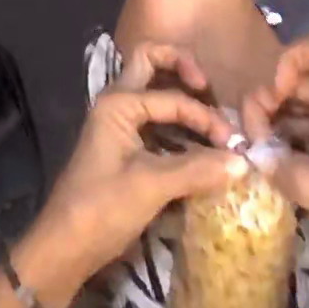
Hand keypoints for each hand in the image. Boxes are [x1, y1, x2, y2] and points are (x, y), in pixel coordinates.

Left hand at [36, 49, 246, 282]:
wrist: (65, 244)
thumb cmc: (102, 207)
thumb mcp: (151, 186)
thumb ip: (197, 169)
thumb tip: (243, 161)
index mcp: (118, 103)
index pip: (173, 97)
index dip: (206, 118)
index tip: (233, 145)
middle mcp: (117, 103)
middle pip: (150, 63)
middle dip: (181, 66)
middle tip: (209, 89)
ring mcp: (119, 124)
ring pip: (153, 91)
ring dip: (181, 96)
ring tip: (212, 119)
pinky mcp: (124, 146)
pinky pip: (154, 121)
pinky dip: (176, 124)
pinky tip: (199, 145)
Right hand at [243, 36, 308, 278]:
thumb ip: (302, 180)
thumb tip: (254, 160)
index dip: (290, 62)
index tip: (272, 96)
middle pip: (306, 79)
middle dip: (273, 95)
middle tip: (250, 130)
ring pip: (305, 105)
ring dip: (277, 118)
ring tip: (255, 145)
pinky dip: (289, 139)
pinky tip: (271, 158)